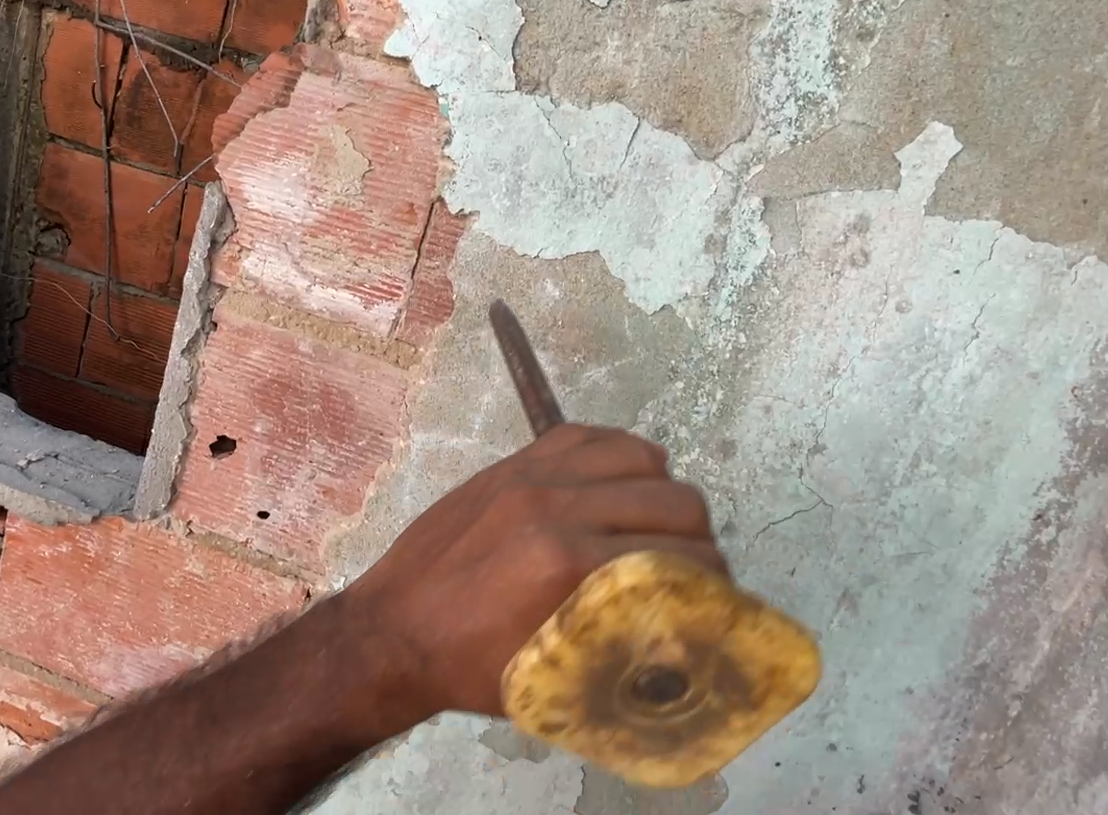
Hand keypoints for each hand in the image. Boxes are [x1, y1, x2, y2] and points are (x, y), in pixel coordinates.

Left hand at [334, 425, 723, 725]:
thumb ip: (622, 645)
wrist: (391, 626)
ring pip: (635, 454)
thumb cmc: (468, 666)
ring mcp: (529, 475)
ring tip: (655, 521)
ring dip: (660, 488)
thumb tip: (681, 632)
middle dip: (699, 537)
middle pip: (671, 499)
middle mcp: (554, 506)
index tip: (716, 600)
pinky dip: (615, 451)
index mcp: (567, 565)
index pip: (680, 555)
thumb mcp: (555, 674)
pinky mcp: (509, 463)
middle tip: (690, 567)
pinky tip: (617, 479)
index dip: (716, 581)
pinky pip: (582, 433)